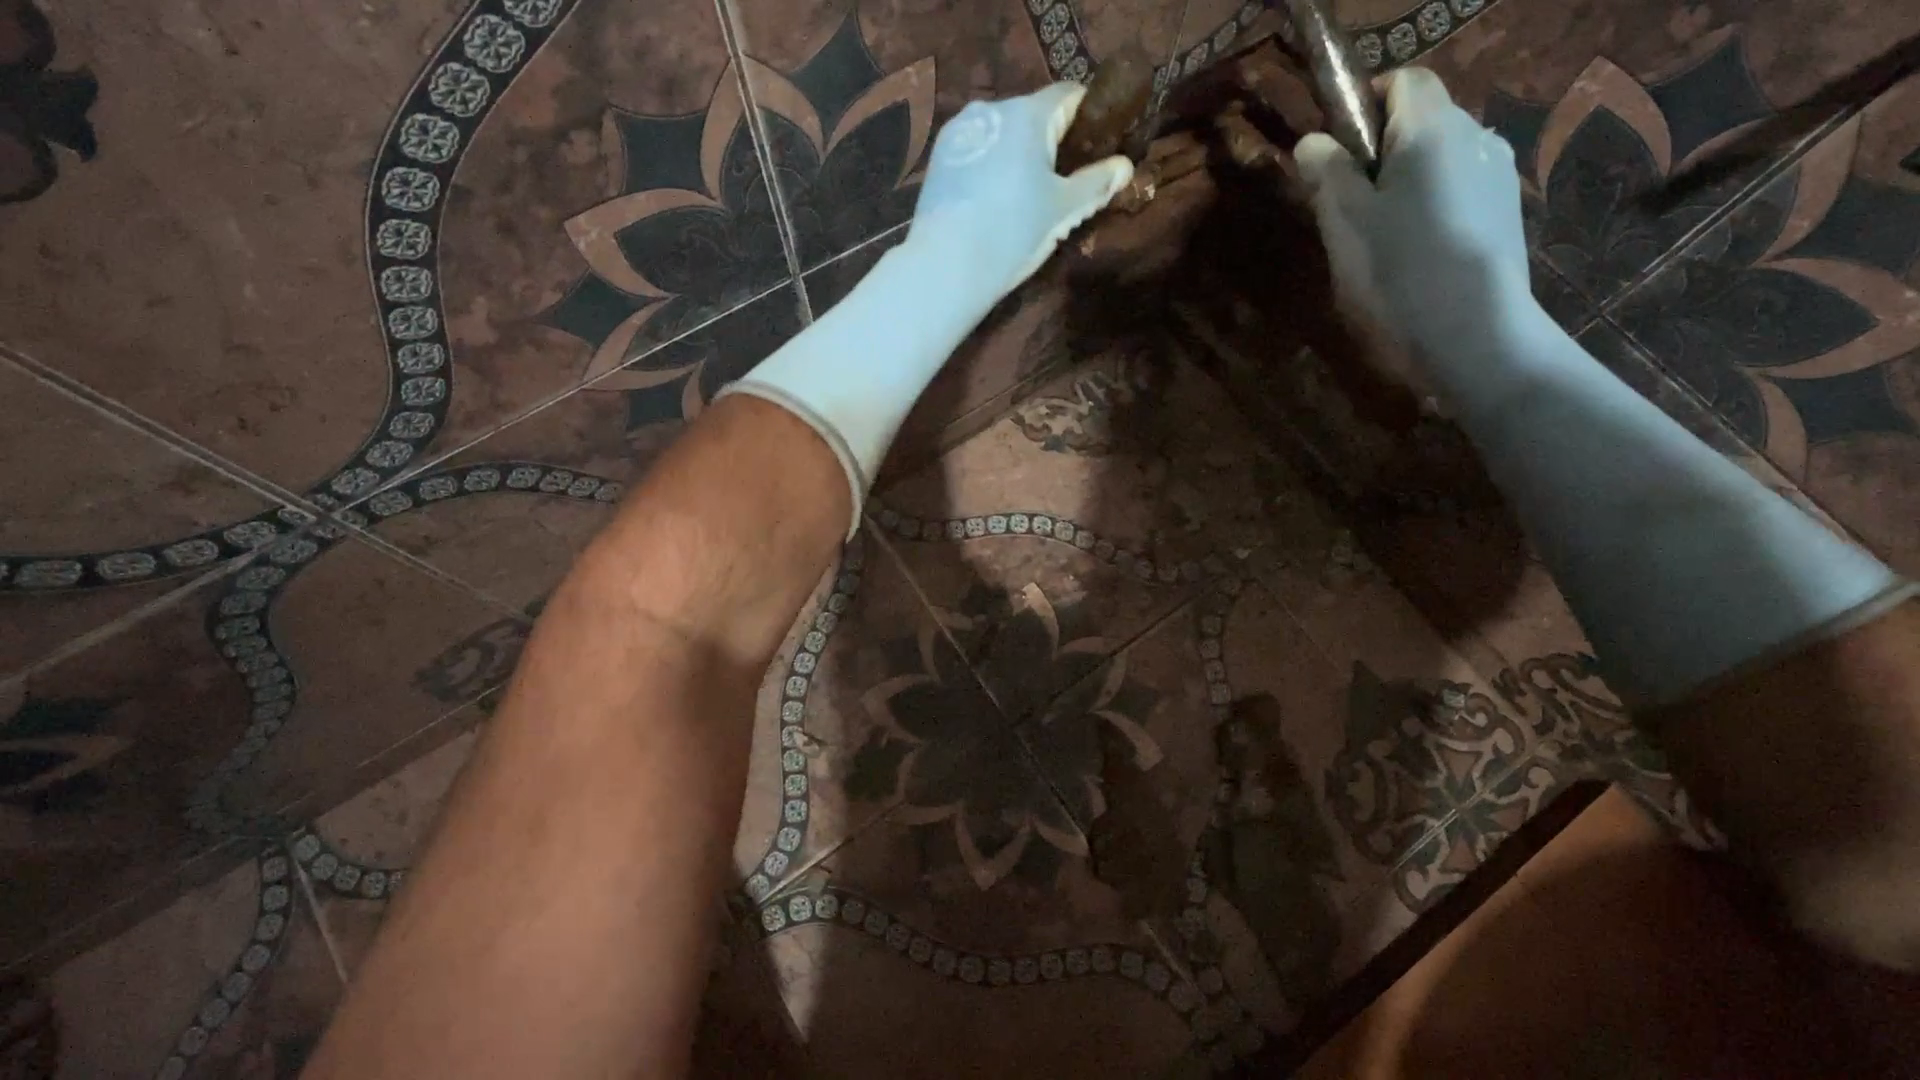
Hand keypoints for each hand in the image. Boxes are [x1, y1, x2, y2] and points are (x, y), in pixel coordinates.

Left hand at [908, 82, 1133, 310]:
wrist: (946, 266)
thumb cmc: (1012, 232)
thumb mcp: (1063, 210)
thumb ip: (1097, 182)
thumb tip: (1125, 166)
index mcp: (1027, 113)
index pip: (1070, 96)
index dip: (1088, 117)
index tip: (1096, 146)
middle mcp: (991, 109)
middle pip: (1033, 114)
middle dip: (1051, 140)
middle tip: (1062, 180)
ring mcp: (960, 131)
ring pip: (1003, 133)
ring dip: (1018, 154)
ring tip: (1025, 194)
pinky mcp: (939, 157)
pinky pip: (978, 150)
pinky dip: (991, 165)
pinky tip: (993, 200)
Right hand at [1294, 68, 1530, 351]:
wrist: (1473, 332)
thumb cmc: (1398, 268)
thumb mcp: (1344, 221)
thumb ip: (1327, 172)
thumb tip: (1313, 143)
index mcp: (1431, 126)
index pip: (1404, 80)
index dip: (1367, 104)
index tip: (1338, 150)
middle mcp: (1474, 135)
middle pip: (1423, 119)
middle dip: (1384, 149)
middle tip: (1350, 204)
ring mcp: (1498, 174)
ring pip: (1441, 159)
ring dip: (1409, 181)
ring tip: (1384, 235)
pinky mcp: (1506, 213)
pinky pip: (1460, 190)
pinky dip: (1434, 206)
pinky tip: (1418, 252)